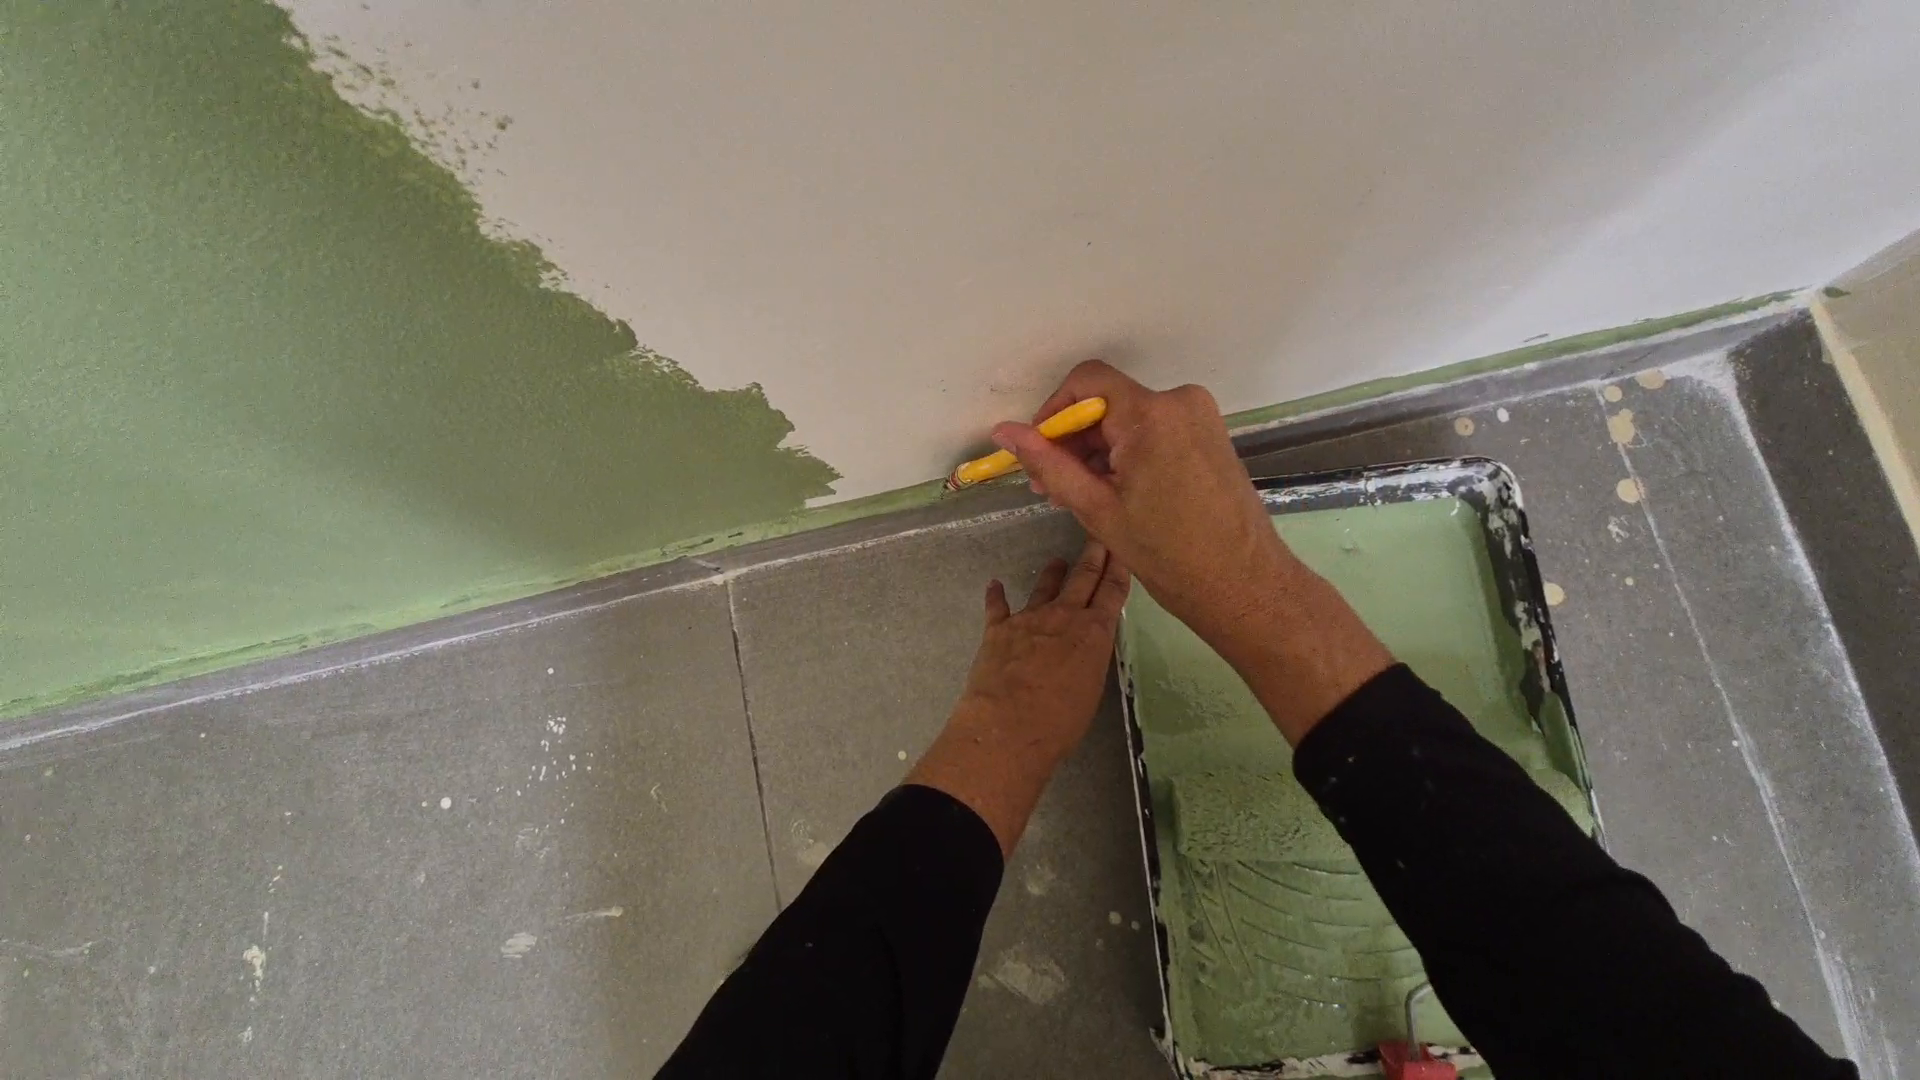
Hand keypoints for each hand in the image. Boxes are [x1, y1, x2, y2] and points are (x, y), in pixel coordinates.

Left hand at [905, 540, 1129, 855]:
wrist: (1007, 725)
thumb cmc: (1059, 721)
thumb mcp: (1091, 689)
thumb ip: (1089, 660)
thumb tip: (1084, 650)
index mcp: (1094, 633)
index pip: (1111, 593)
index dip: (1119, 569)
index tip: (1122, 549)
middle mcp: (1063, 617)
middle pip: (1082, 579)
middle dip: (1093, 557)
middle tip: (1097, 538)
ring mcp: (1028, 619)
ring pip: (1044, 587)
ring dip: (1052, 574)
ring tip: (1057, 561)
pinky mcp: (997, 628)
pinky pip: (997, 605)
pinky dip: (996, 594)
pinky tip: (994, 584)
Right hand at [989, 360, 1288, 661]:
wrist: (1242, 584)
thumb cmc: (1167, 553)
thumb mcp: (1095, 507)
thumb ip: (1048, 463)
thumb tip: (1004, 431)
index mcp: (1151, 414)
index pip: (1086, 381)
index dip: (1053, 411)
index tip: (1038, 451)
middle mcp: (1180, 402)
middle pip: (1106, 403)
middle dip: (1073, 440)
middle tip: (1050, 487)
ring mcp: (1200, 417)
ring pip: (1128, 419)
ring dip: (1098, 451)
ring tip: (1079, 497)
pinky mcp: (1209, 436)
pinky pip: (1154, 431)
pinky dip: (1127, 454)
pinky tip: (1114, 493)